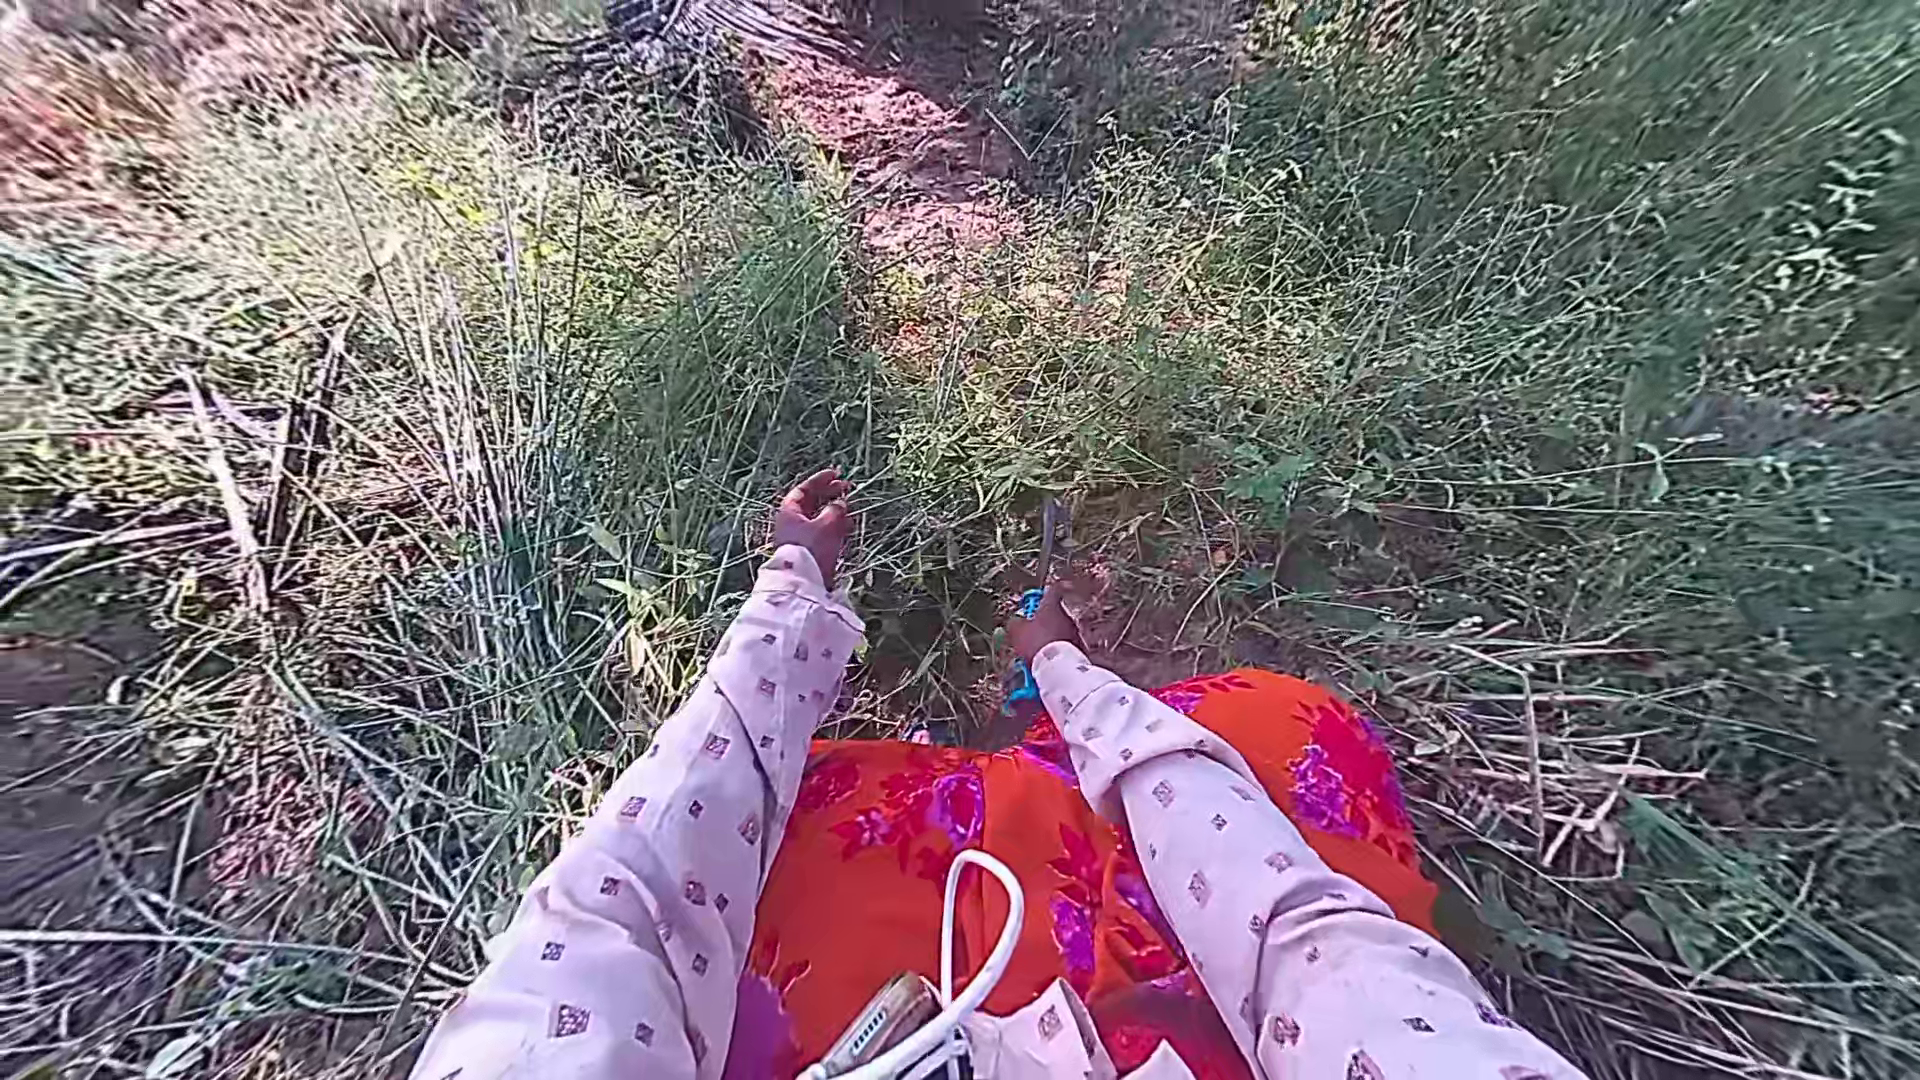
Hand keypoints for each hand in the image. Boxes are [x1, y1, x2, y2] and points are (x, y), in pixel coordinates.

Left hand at [770, 467, 852, 587]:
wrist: (804, 581)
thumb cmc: (811, 549)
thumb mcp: (826, 524)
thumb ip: (835, 510)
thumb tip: (840, 504)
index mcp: (790, 512)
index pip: (804, 489)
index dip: (820, 480)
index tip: (835, 474)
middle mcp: (792, 522)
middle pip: (812, 502)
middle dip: (829, 494)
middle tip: (845, 488)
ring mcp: (800, 537)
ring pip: (819, 517)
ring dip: (835, 511)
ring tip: (849, 508)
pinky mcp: (809, 550)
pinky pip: (823, 532)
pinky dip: (835, 526)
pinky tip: (847, 526)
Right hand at [1006, 585, 1080, 664]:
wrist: (1059, 667)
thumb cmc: (1038, 644)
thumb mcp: (1017, 632)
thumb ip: (1015, 623)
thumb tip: (1014, 622)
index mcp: (1051, 607)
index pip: (1050, 592)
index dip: (1040, 595)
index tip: (1033, 600)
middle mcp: (1066, 617)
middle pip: (1054, 614)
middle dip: (1042, 622)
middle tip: (1030, 631)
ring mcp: (1074, 632)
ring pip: (1060, 631)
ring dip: (1050, 637)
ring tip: (1037, 650)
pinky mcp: (1080, 649)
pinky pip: (1066, 646)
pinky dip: (1057, 650)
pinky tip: (1047, 659)